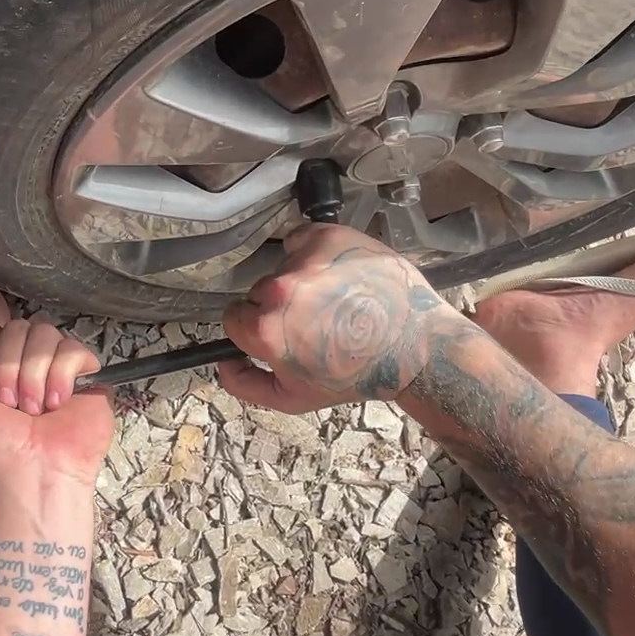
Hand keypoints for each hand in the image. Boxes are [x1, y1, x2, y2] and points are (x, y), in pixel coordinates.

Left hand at [0, 320, 115, 491]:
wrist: (35, 475)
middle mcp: (30, 364)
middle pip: (19, 326)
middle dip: (10, 366)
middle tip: (12, 404)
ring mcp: (60, 368)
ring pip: (47, 333)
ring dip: (34, 374)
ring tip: (36, 408)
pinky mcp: (89, 376)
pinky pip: (76, 349)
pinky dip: (62, 375)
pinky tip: (59, 402)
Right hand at [218, 225, 459, 411]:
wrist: (412, 346)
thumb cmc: (355, 375)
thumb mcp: (292, 399)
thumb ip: (244, 384)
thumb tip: (221, 363)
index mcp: (265, 329)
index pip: (234, 315)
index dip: (254, 327)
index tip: (280, 331)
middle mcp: (281, 290)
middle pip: (260, 290)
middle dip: (281, 305)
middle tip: (315, 320)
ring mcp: (306, 260)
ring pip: (283, 266)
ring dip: (300, 280)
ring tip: (335, 299)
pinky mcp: (329, 237)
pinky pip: (302, 238)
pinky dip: (313, 252)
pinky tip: (337, 273)